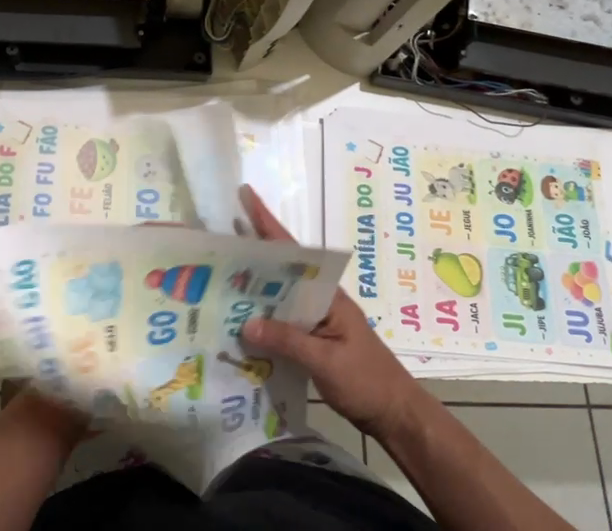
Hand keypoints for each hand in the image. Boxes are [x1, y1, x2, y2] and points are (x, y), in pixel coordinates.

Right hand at [236, 185, 427, 438]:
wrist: (395, 414)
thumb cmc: (367, 381)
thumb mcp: (326, 361)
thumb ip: (288, 340)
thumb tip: (246, 322)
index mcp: (327, 295)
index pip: (293, 253)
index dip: (268, 223)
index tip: (247, 195)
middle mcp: (320, 301)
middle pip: (282, 270)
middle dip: (252, 251)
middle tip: (216, 239)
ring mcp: (317, 321)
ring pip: (279, 296)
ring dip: (253, 287)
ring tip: (218, 277)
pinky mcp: (313, 342)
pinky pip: (281, 321)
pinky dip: (261, 318)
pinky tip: (240, 323)